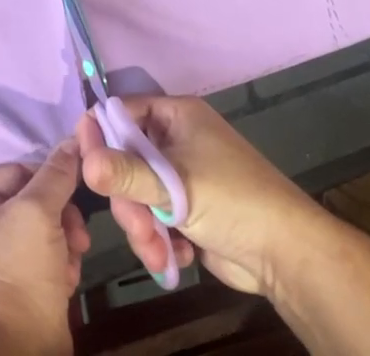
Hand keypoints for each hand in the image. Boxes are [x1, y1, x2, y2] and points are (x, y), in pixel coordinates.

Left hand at [0, 141, 90, 354]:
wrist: (21, 343)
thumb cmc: (19, 267)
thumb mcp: (38, 211)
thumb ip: (55, 174)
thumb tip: (73, 139)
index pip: (14, 171)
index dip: (45, 176)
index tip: (72, 187)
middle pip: (33, 200)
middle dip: (61, 215)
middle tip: (77, 233)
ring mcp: (1, 255)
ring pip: (47, 227)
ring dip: (66, 240)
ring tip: (72, 258)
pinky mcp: (22, 279)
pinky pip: (49, 254)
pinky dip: (63, 262)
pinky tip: (67, 277)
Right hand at [77, 97, 320, 295]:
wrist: (286, 255)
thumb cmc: (232, 200)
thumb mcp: (174, 185)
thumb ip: (125, 174)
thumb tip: (84, 161)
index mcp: (176, 115)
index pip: (120, 113)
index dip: (99, 136)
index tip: (84, 166)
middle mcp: (176, 140)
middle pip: (125, 161)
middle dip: (128, 201)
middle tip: (140, 225)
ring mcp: (181, 177)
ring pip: (136, 195)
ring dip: (143, 228)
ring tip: (161, 252)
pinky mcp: (186, 211)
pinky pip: (153, 217)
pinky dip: (159, 239)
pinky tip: (175, 256)